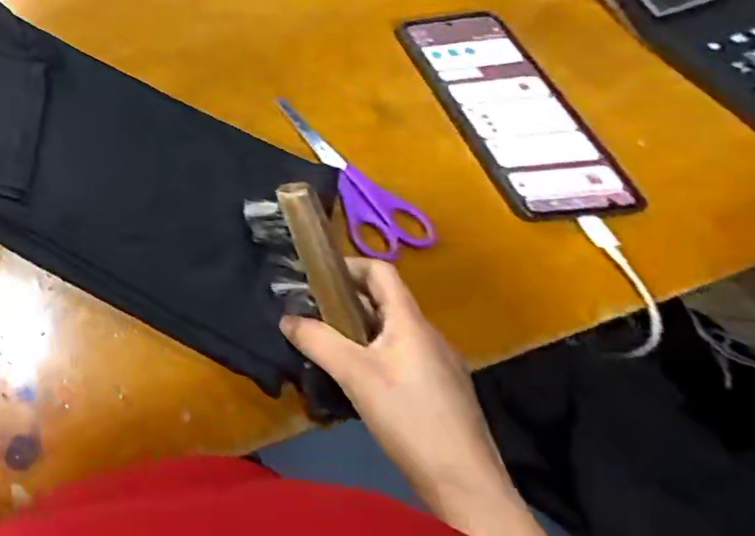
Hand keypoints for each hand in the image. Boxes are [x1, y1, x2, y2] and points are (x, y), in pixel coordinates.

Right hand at [281, 259, 541, 535]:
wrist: (468, 489)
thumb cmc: (410, 419)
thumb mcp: (353, 375)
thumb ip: (316, 340)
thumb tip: (286, 319)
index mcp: (411, 323)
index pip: (380, 271)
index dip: (347, 265)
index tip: (315, 278)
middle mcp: (429, 337)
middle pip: (383, 301)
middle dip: (344, 301)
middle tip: (311, 314)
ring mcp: (439, 366)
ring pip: (390, 331)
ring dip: (357, 330)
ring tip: (328, 348)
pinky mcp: (442, 392)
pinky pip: (401, 356)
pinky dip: (374, 355)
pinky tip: (358, 382)